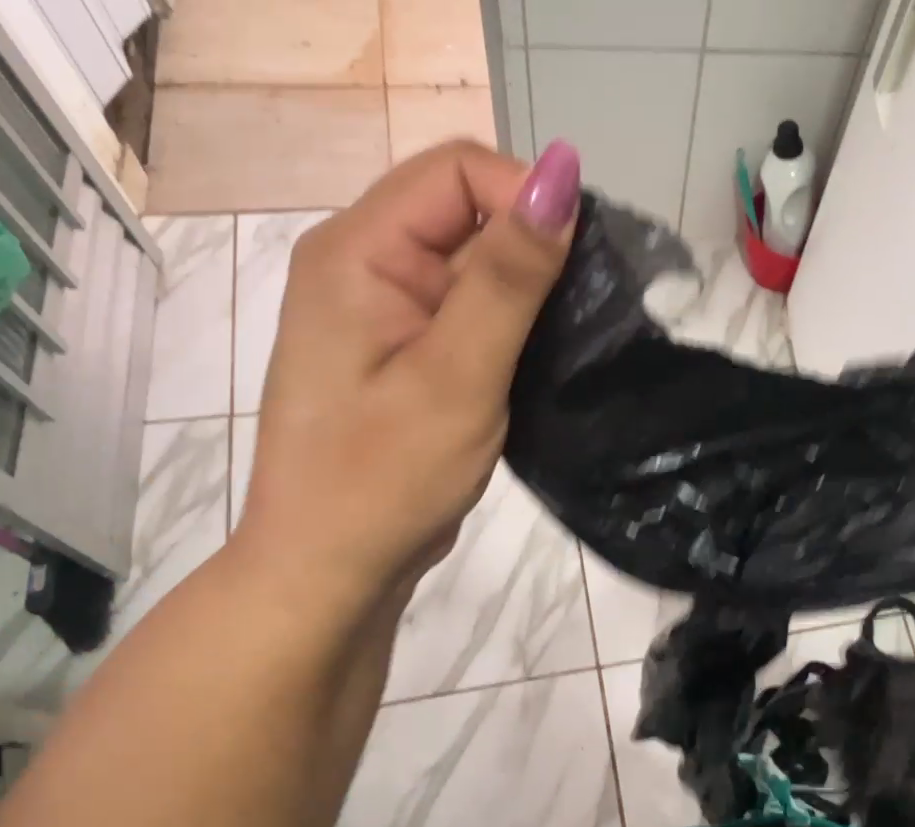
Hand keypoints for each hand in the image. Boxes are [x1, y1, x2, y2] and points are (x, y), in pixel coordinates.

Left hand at [230, 140, 580, 606]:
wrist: (332, 568)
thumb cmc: (386, 477)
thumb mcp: (457, 375)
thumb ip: (509, 276)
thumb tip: (561, 174)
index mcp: (357, 252)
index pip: (457, 170)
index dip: (527, 199)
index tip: (580, 266)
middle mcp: (361, 265)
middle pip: (465, 211)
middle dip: (531, 250)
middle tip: (582, 314)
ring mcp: (380, 312)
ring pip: (471, 266)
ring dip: (525, 293)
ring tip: (564, 342)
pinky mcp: (401, 352)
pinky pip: (464, 312)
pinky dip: (508, 327)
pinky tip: (535, 363)